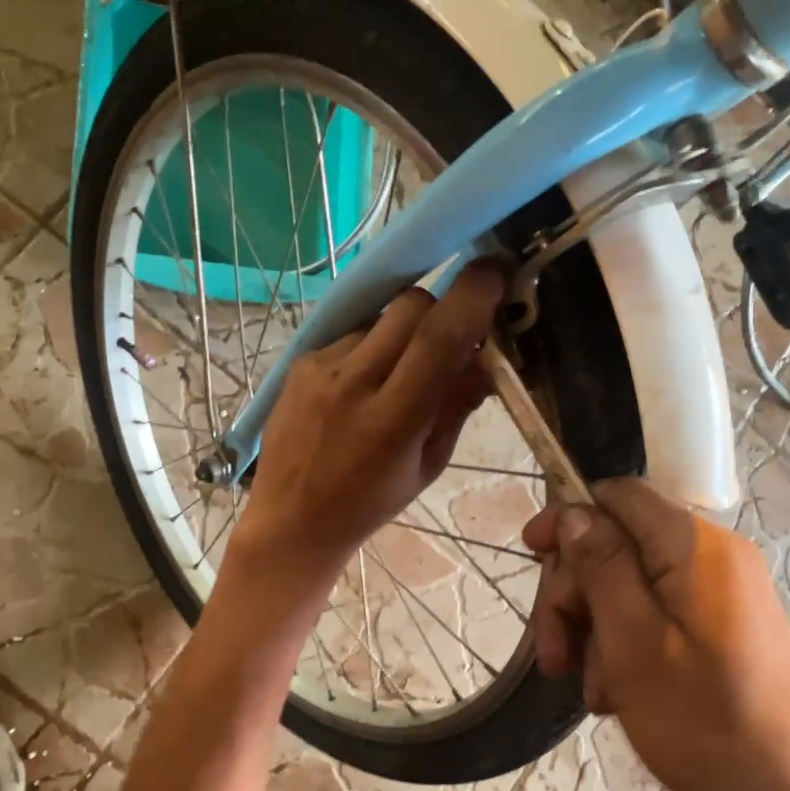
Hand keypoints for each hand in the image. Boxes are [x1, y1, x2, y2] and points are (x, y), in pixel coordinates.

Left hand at [232, 259, 503, 580]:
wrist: (292, 521)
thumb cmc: (369, 503)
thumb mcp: (427, 464)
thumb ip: (458, 404)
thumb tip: (488, 352)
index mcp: (392, 421)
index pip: (439, 337)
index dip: (474, 295)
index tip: (497, 270)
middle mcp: (352, 383)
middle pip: (411, 305)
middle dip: (442, 309)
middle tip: (450, 336)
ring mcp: (320, 368)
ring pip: (380, 317)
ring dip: (403, 331)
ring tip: (398, 373)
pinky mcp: (300, 361)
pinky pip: (351, 333)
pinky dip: (371, 346)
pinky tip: (363, 383)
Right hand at [521, 479, 789, 790]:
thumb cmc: (704, 720)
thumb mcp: (633, 641)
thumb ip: (602, 567)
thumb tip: (573, 513)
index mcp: (695, 547)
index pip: (618, 495)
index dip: (566, 517)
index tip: (529, 555)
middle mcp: (713, 558)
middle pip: (617, 545)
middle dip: (574, 594)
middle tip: (554, 656)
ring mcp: (721, 595)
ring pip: (630, 587)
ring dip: (595, 631)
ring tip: (594, 691)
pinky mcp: (723, 629)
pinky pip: (657, 617)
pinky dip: (626, 648)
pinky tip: (619, 695)